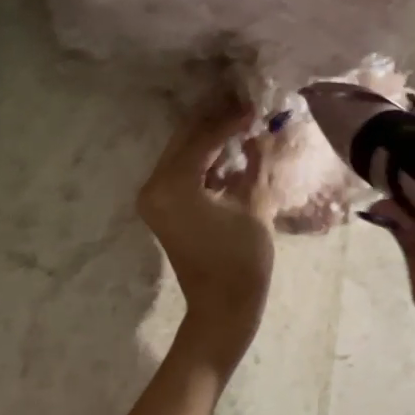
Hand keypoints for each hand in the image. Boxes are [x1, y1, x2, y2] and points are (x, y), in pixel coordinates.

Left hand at [136, 98, 277, 362]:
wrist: (222, 309)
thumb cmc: (241, 261)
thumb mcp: (253, 205)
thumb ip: (254, 163)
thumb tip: (261, 130)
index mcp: (173, 185)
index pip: (202, 139)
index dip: (230, 120)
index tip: (255, 105)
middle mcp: (154, 186)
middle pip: (185, 140)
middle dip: (215, 122)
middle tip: (246, 106)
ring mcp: (154, 198)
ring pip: (181, 154)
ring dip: (208, 140)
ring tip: (241, 124)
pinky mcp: (161, 208)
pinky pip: (180, 172)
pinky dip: (202, 161)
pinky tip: (229, 152)